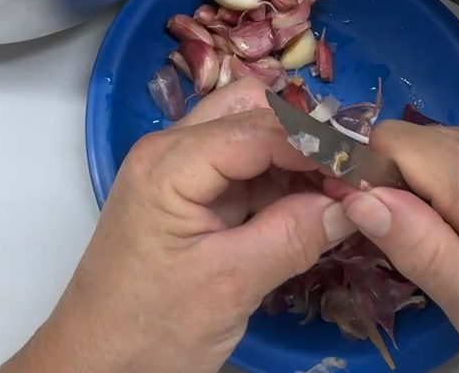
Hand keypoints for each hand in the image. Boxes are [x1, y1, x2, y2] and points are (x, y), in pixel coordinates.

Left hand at [0, 78, 356, 372]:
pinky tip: (310, 205)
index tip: (364, 166)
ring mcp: (178, 169)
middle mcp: (171, 148)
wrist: (95, 362)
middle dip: (301, 135)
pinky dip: (277, 180)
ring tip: (339, 191)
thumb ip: (291, 237)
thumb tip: (351, 204)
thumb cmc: (150, 327)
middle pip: (247, 110)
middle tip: (349, 175)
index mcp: (171, 161)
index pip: (256, 128)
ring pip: (246, 133)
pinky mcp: (188, 194)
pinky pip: (240, 168)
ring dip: (292, 156)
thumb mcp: (228, 285)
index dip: (313, 142)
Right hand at [341, 122, 458, 372]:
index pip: (390, 143)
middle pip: (411, 139)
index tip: (386, 226)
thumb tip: (359, 198)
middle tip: (431, 245)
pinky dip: (458, 175)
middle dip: (401, 184)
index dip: (372, 178)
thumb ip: (419, 252)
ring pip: (435, 140)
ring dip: (429, 180)